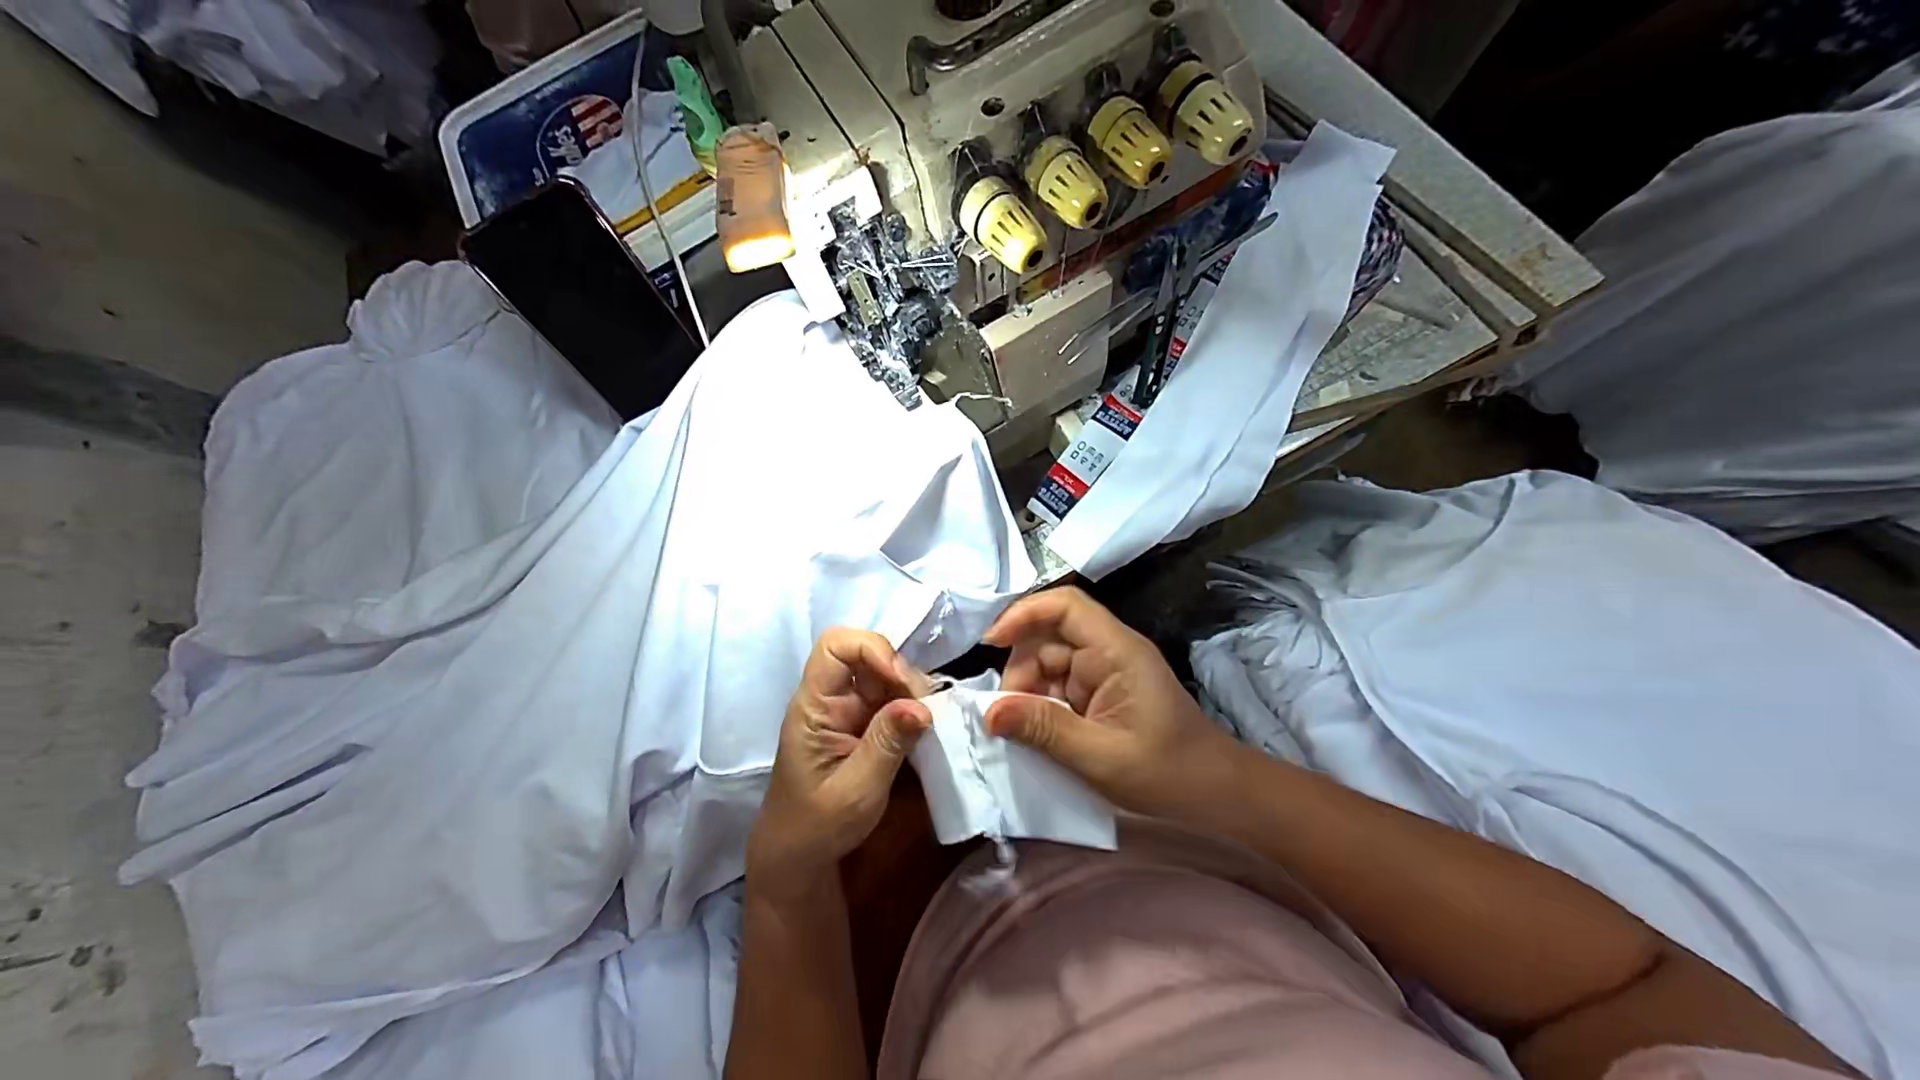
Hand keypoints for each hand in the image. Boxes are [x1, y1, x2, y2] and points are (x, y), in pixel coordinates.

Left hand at [746, 629, 931, 899]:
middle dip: (902, 674)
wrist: (800, 855)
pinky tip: (923, 729)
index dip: (871, 649)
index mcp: (814, 706)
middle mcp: (831, 698)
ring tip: (927, 724)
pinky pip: (892, 698)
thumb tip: (922, 707)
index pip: (835, 646)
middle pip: (867, 654)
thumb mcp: (856, 791)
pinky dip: (912, 707)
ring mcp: (848, 709)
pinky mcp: (865, 723)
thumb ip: (887, 745)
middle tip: (925, 712)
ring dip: (911, 691)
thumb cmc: (818, 825)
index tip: (900, 682)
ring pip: (885, 674)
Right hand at [983, 586, 1246, 819]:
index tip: (990, 644)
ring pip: (1047, 664)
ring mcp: (1103, 671)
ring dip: (1027, 692)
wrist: (1214, 793)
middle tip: (1006, 716)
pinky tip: (1034, 733)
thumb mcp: (1100, 756)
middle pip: (1048, 637)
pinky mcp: (1099, 692)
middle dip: (1020, 670)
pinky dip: (1039, 705)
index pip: (1065, 605)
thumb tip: (989, 712)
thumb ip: (1044, 729)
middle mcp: (1108, 651)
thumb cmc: (1167, 772)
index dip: (1023, 614)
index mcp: (1116, 651)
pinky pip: (1057, 686)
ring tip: (1021, 732)